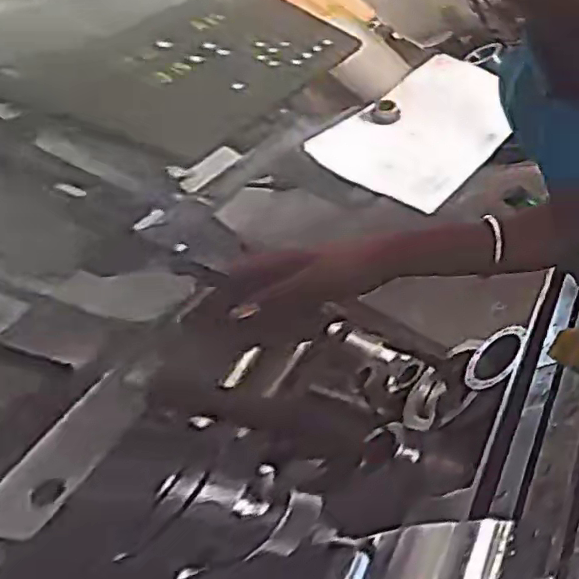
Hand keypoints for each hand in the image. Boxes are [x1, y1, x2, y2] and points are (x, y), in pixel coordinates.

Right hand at [217, 235, 412, 317]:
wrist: (391, 256)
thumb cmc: (352, 267)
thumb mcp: (310, 285)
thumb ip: (276, 297)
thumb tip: (235, 313)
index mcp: (284, 258)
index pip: (236, 270)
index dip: (212, 286)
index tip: (187, 308)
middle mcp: (293, 258)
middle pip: (251, 276)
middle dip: (228, 295)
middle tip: (205, 320)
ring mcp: (312, 264)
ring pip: (272, 281)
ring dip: (253, 299)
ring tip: (235, 323)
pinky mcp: (328, 273)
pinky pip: (293, 287)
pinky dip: (280, 300)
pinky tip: (280, 314)